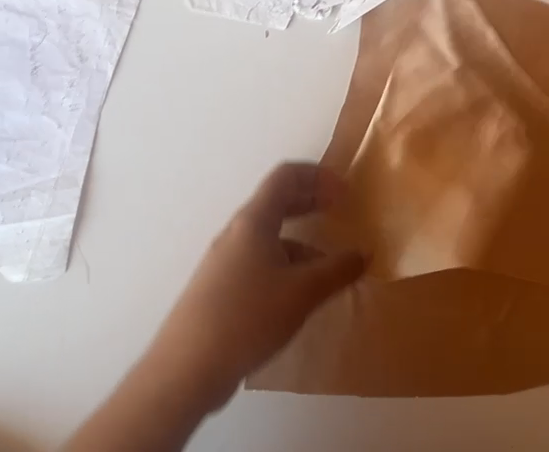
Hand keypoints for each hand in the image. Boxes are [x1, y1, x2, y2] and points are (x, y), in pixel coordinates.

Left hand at [168, 162, 366, 392]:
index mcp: (253, 222)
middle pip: (276, 202)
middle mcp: (235, 234)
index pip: (286, 176)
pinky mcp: (218, 290)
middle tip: (339, 212)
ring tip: (327, 268)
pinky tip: (298, 297)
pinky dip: (284, 265)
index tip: (345, 192)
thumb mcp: (303, 293)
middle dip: (310, 202)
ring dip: (301, 241)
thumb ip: (338, 269)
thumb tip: (364, 253)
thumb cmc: (246, 318)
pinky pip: (258, 262)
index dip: (318, 176)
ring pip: (268, 237)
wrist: (184, 372)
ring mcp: (223, 263)